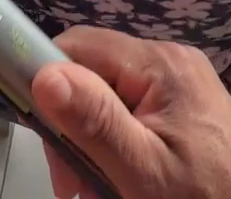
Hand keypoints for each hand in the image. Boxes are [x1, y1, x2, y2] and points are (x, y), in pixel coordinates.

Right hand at [31, 27, 230, 198]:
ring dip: (94, 146)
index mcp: (161, 63)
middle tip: (76, 186)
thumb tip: (42, 74)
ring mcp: (182, 85)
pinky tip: (122, 184)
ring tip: (100, 192)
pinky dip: (119, 149)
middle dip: (74, 127)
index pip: (79, 45)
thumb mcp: (146, 173)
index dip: (50, 81)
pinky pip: (134, 116)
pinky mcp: (188, 111)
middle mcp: (171, 61)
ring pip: (109, 100)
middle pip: (92, 74)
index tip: (44, 135)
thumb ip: (96, 122)